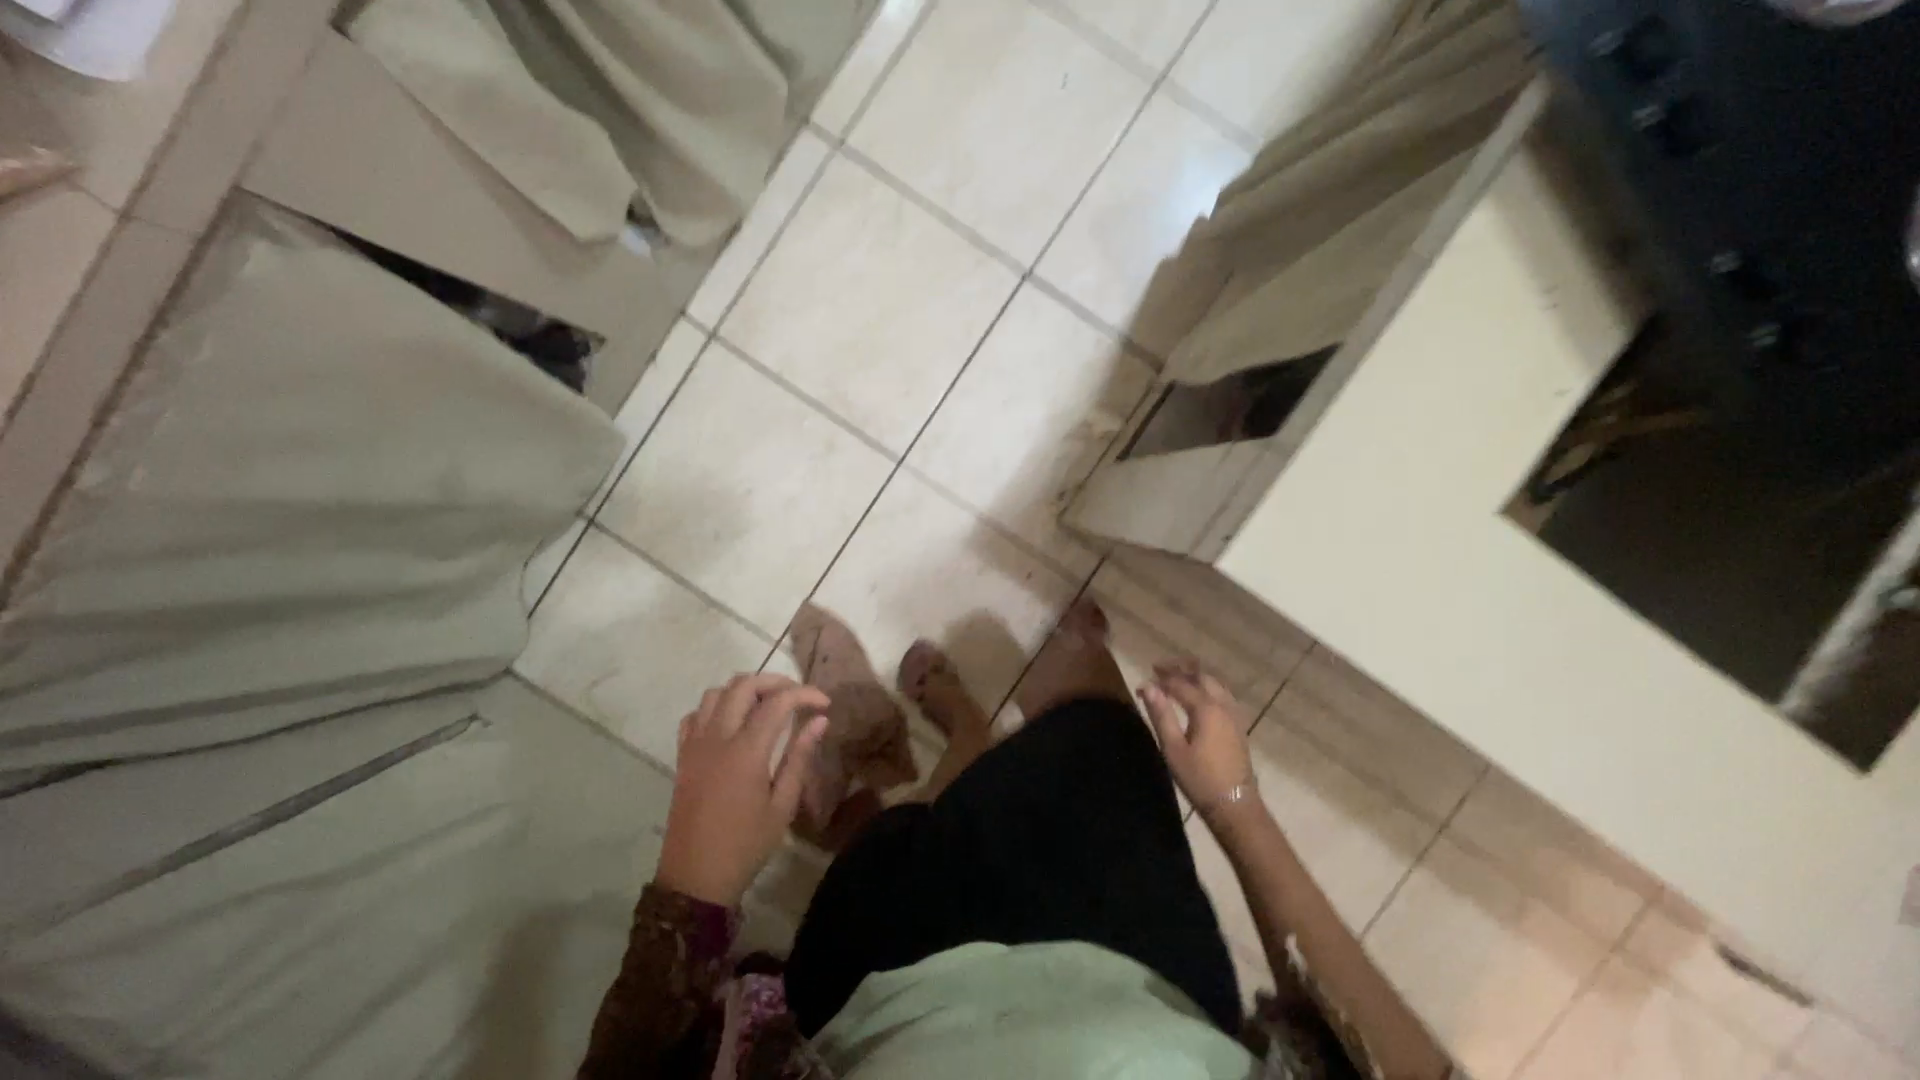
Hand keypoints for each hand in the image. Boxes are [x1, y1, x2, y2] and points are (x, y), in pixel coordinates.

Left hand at [655, 674, 829, 906]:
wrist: (695, 876)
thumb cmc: (746, 845)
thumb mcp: (782, 805)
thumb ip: (799, 758)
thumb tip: (819, 721)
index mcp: (746, 751)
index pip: (777, 702)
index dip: (804, 694)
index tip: (825, 703)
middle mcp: (717, 738)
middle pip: (743, 686)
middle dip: (775, 682)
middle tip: (798, 697)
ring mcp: (695, 745)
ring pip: (716, 693)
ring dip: (743, 690)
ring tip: (766, 705)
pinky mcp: (683, 756)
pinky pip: (696, 715)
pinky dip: (717, 708)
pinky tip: (733, 724)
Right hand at [1139, 661, 1262, 829]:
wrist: (1235, 804)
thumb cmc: (1199, 778)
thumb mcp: (1173, 748)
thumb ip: (1161, 715)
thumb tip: (1147, 687)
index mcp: (1206, 708)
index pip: (1179, 684)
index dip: (1159, 681)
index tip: (1141, 685)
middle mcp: (1223, 705)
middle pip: (1202, 676)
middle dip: (1180, 669)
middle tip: (1159, 669)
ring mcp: (1234, 715)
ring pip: (1216, 683)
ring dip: (1196, 676)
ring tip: (1177, 677)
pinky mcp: (1239, 725)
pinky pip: (1224, 694)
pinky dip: (1209, 687)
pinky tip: (1200, 696)